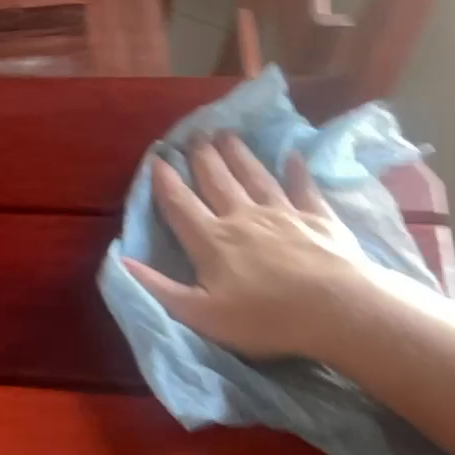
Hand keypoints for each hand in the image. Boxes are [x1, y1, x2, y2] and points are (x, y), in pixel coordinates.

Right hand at [122, 132, 379, 361]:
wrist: (333, 309)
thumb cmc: (260, 319)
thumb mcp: (197, 314)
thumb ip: (158, 287)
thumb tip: (121, 261)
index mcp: (211, 241)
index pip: (181, 206)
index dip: (166, 183)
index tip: (157, 160)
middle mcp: (244, 217)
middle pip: (218, 181)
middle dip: (203, 158)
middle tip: (195, 135)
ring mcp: (283, 214)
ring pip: (255, 177)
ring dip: (239, 156)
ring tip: (227, 136)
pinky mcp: (318, 218)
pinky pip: (304, 188)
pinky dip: (297, 171)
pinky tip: (294, 156)